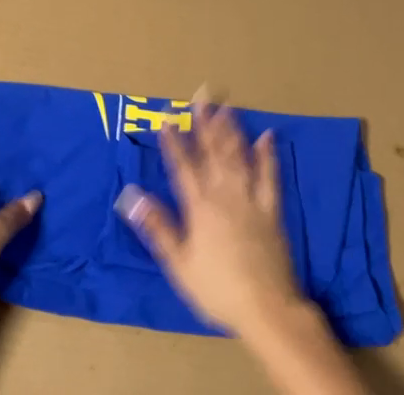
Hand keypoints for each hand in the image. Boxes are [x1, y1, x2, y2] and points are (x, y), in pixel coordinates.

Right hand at [117, 98, 304, 335]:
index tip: (167, 118)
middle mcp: (225, 195)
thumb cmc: (215, 288)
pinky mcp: (272, 210)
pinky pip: (270, 177)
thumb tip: (131, 196)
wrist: (265, 306)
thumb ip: (157, 227)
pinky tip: (267, 137)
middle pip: (213, 153)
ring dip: (232, 131)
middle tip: (202, 97)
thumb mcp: (178, 263)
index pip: (183, 167)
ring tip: (227, 108)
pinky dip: (268, 156)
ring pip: (239, 158)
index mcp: (200, 207)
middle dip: (205, 124)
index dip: (174, 142)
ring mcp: (251, 200)